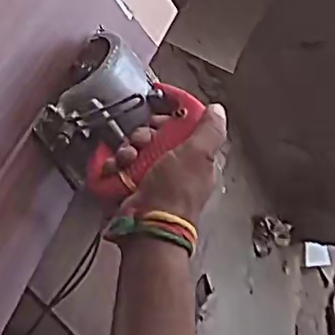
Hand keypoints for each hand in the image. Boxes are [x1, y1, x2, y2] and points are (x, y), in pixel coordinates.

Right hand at [118, 103, 227, 223]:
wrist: (146, 224)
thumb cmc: (175, 191)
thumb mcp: (197, 155)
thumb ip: (209, 131)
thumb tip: (217, 109)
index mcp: (194, 158)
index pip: (182, 127)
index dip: (170, 119)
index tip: (160, 118)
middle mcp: (173, 166)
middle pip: (154, 135)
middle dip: (144, 134)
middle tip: (143, 141)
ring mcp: (151, 175)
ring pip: (134, 147)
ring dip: (128, 149)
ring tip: (128, 158)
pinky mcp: (130, 183)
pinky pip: (119, 163)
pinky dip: (116, 164)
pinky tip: (118, 168)